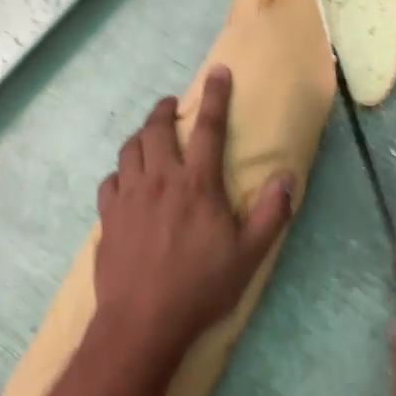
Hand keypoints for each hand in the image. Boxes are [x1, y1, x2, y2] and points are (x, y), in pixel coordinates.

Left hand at [92, 65, 294, 354]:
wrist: (142, 323)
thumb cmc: (200, 288)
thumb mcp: (248, 255)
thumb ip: (270, 213)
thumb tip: (287, 177)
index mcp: (197, 184)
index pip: (209, 128)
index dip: (216, 97)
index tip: (218, 72)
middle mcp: (160, 180)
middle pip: (158, 129)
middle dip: (167, 110)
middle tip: (174, 105)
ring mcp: (129, 197)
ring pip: (130, 149)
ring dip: (142, 135)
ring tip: (150, 135)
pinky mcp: (107, 217)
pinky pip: (110, 180)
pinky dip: (120, 171)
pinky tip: (126, 180)